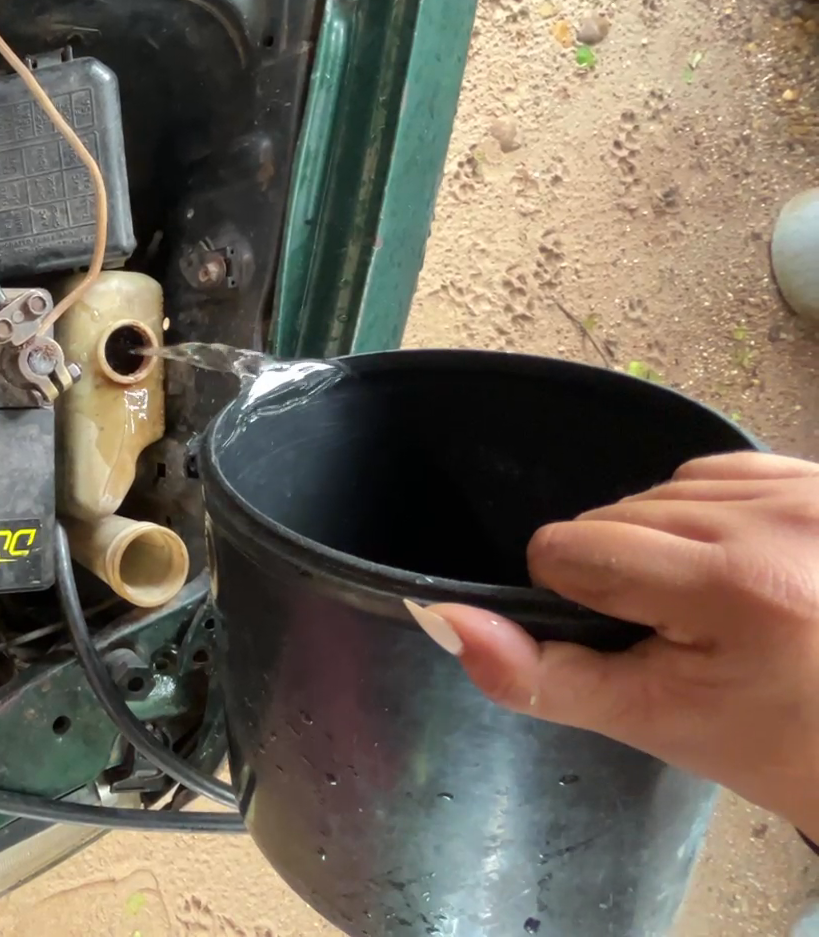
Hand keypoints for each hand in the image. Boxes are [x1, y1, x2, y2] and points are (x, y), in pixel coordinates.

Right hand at [408, 452, 818, 836]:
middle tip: (690, 630)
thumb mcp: (649, 722)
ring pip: (647, 496)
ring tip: (721, 601)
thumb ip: (531, 674)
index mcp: (739, 587)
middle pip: (605, 518)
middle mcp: (785, 522)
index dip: (578, 598)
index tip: (642, 639)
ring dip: (660, 544)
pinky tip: (743, 562)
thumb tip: (438, 616)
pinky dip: (702, 516)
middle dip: (623, 571)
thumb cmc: (783, 744)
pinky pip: (705, 474)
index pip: (565, 548)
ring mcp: (815, 493)